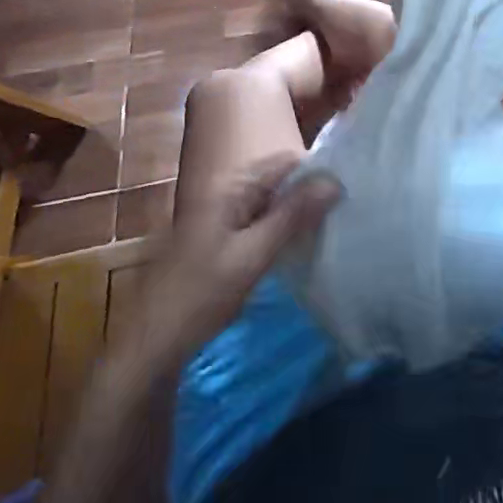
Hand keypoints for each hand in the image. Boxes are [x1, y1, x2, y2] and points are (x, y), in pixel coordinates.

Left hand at [132, 153, 341, 364]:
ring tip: (332, 230)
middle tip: (345, 215)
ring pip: (271, 205)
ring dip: (296, 216)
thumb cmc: (202, 293)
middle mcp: (226, 193)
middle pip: (278, 182)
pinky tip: (301, 250)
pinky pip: (260, 224)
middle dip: (308, 195)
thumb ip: (293, 216)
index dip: (316, 173)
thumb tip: (334, 181)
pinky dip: (281, 232)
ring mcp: (222, 217)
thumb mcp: (253, 254)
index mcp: (231, 187)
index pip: (285, 163)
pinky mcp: (222, 240)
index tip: (348, 193)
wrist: (154, 340)